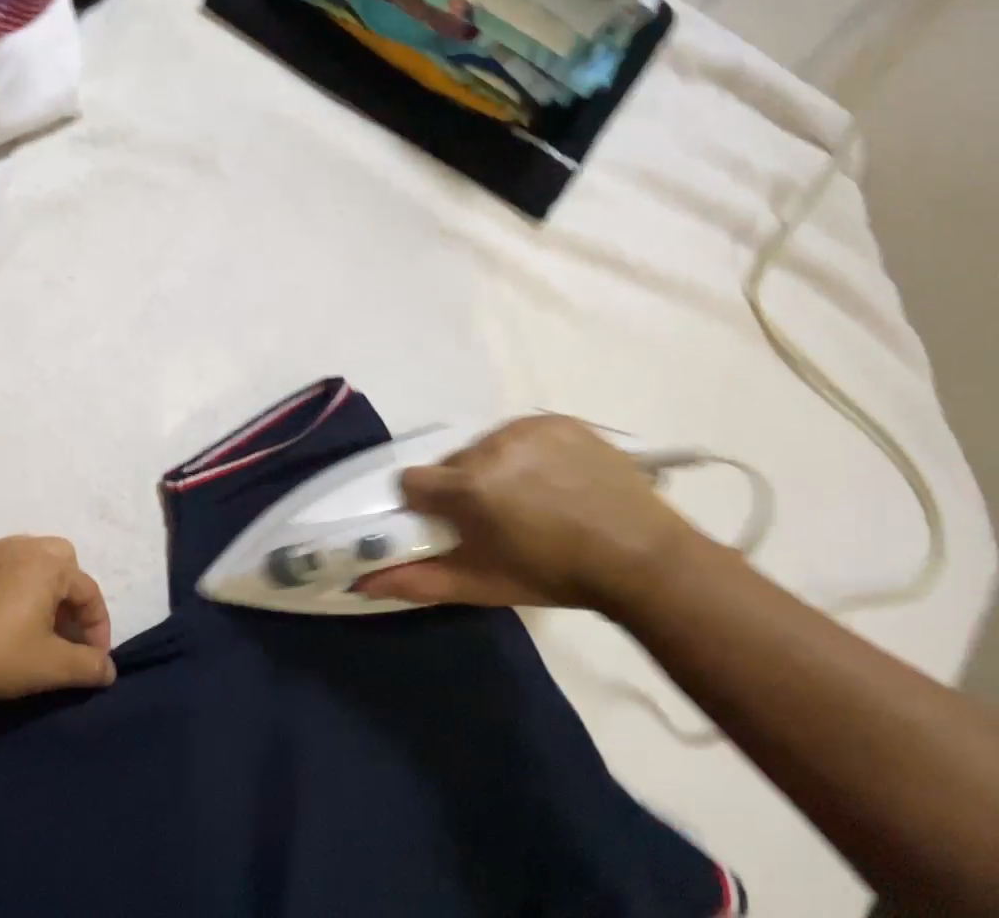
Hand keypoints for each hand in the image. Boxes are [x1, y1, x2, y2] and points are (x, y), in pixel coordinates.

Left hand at [0, 536, 116, 701]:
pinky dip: (5, 587)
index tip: (93, 658)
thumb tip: (108, 670)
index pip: (89, 591)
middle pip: (60, 560)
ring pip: (26, 559)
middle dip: (69, 594)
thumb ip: (89, 666)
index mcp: (48, 564)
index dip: (98, 627)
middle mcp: (19, 547)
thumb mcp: (53, 667)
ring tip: (33, 624)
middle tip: (64, 631)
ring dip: (38, 587)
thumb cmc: (0, 655)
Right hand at [356, 416, 728, 610]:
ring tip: (532, 498)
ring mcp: (527, 430)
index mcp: (467, 487)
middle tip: (499, 518)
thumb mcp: (480, 584)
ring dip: (495, 468)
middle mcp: (489, 448)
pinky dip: (528, 453)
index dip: (428, 505)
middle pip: (451, 463)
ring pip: (484, 446)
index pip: (412, 481)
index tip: (453, 523)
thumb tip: (360, 581)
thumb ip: (416, 580)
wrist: (644, 560)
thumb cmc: (554, 576)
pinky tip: (554, 478)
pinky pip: (521, 433)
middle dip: (464, 487)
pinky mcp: (558, 421)